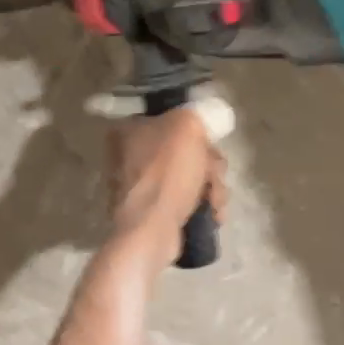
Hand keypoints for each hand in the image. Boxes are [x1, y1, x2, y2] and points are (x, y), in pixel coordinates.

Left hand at [105, 101, 229, 270]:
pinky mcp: (152, 211)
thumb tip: (200, 123)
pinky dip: (202, 206)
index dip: (196, 130)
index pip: (171, 119)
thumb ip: (195, 114)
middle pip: (184, 150)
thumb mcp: (186, 127)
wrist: (151, 230)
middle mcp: (129, 155)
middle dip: (209, 164)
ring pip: (189, 176)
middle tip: (215, 174)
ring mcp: (140, 186)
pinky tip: (212, 215)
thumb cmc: (166, 173)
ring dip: (211, 187)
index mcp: (128, 130)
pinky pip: (185, 200)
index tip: (210, 142)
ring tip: (215, 201)